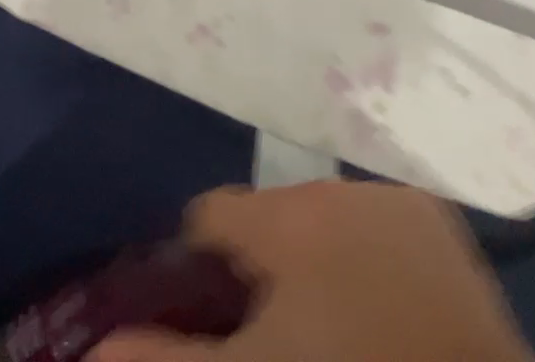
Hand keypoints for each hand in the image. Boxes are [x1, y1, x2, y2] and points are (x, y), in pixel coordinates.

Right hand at [88, 181, 534, 361]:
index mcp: (290, 217)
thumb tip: (92, 349)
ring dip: (307, 261)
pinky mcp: (442, 230)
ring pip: (318, 221)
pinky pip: (370, 228)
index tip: (213, 320)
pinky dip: (357, 257)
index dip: (198, 271)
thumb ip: (161, 358)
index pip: (207, 218)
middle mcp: (341, 190)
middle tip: (271, 332)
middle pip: (264, 218)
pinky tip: (374, 312)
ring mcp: (400, 205)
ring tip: (327, 325)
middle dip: (256, 268)